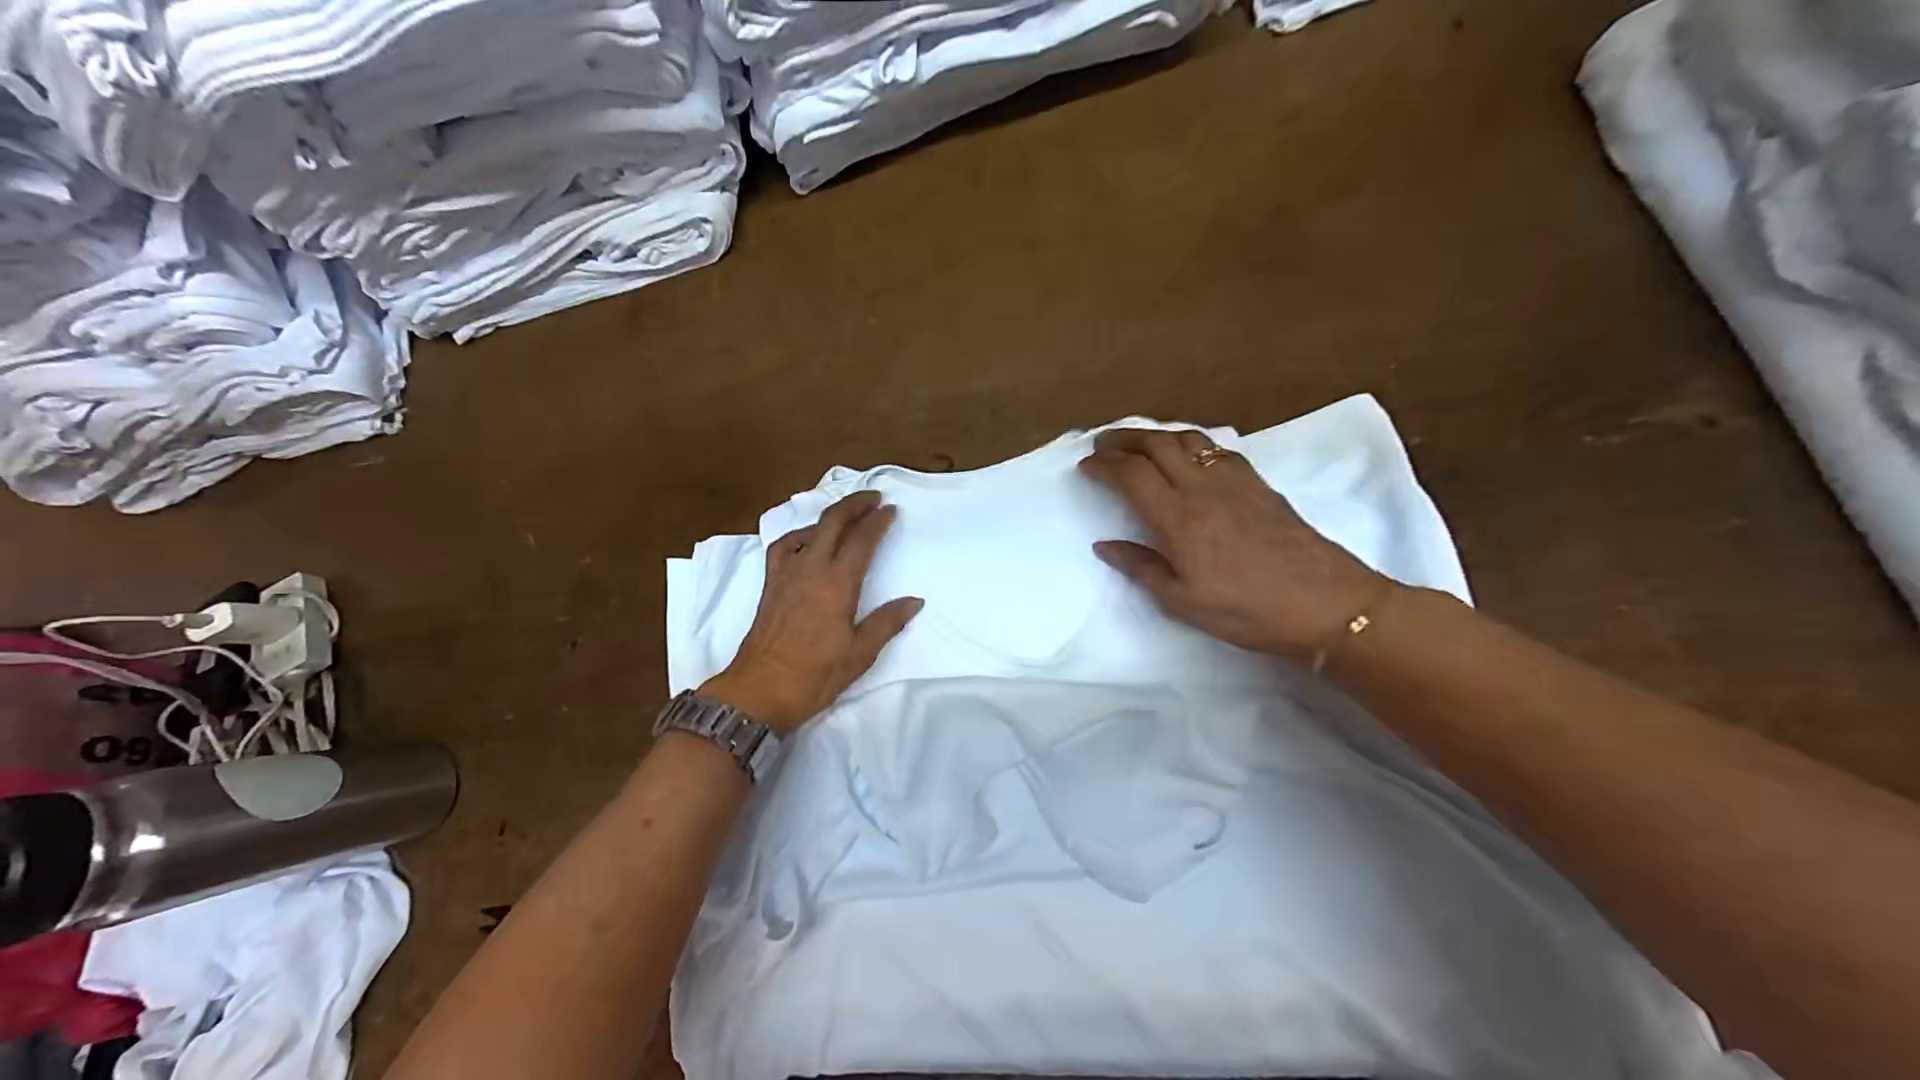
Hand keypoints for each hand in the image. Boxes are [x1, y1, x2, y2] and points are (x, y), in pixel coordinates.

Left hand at [699, 491, 923, 733]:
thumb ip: (887, 621)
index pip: (862, 540)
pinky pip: (784, 547)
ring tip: (847, 517)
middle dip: (855, 504)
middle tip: (874, 498)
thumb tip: (914, 601)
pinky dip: (799, 536)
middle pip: (833, 522)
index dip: (878, 521)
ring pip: (809, 529)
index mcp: (838, 583)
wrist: (762, 689)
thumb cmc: (816, 674)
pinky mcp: (771, 584)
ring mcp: (787, 573)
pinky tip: (808, 541)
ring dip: (831, 517)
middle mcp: (811, 568)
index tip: (891, 510)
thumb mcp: (860, 652)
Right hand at [1078, 428, 1387, 656]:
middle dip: (1122, 439)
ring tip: (1137, 443)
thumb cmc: (1248, 610)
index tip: (1086, 467)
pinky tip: (1188, 455)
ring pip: (1187, 439)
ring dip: (1156, 434)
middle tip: (1101, 444)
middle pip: (1155, 444)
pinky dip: (1190, 442)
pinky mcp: (1259, 483)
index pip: (1130, 474)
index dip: (1103, 466)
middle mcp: (1202, 488)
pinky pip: (1216, 448)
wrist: (1327, 603)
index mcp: (1177, 518)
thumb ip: (1141, 568)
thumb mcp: (1183, 602)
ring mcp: (1234, 480)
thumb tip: (1105, 545)